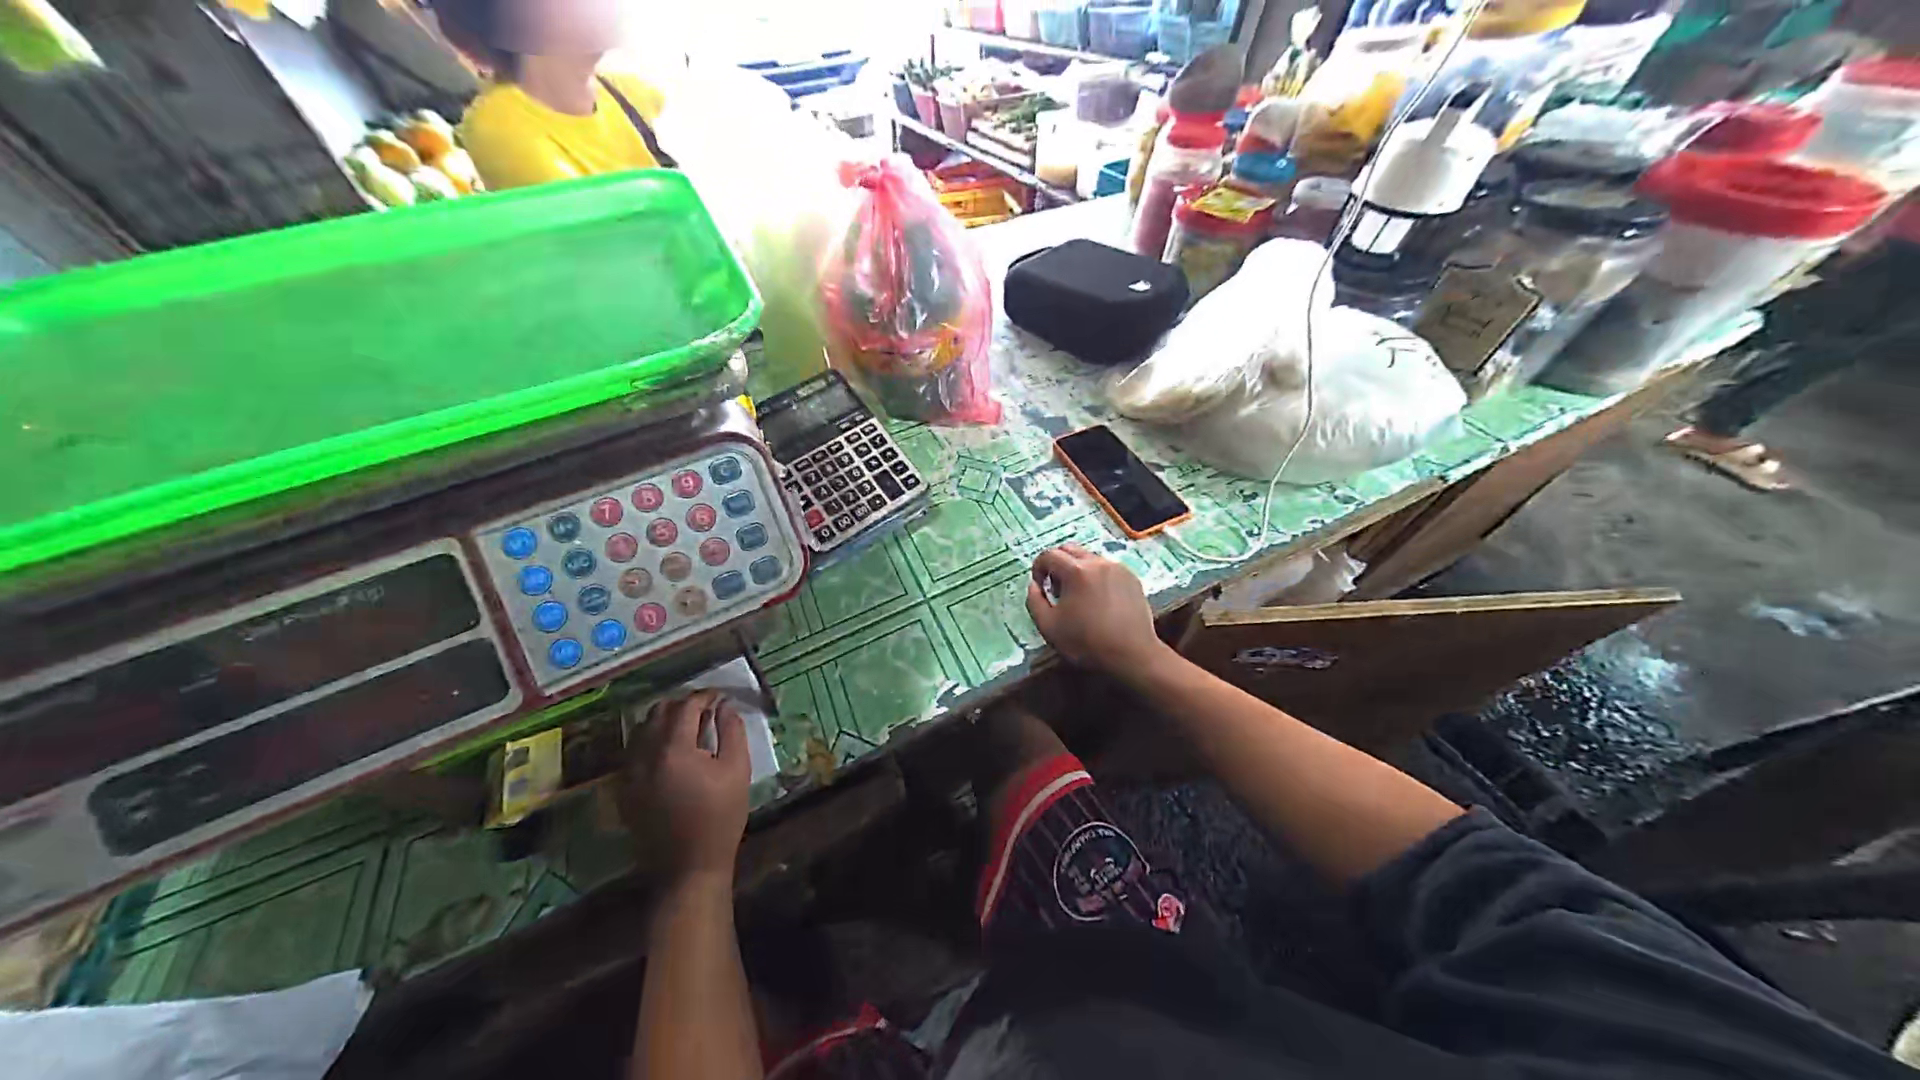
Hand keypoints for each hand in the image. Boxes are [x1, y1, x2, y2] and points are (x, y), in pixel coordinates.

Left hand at [621, 691, 750, 883]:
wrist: (688, 866)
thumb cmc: (720, 817)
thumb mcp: (737, 769)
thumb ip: (731, 731)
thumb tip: (724, 706)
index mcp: (673, 749)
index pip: (685, 706)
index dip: (704, 696)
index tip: (719, 696)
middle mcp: (645, 755)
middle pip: (658, 712)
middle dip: (682, 704)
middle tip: (705, 710)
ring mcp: (630, 773)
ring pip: (642, 729)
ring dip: (664, 720)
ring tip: (688, 727)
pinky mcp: (624, 788)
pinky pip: (634, 751)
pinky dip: (651, 741)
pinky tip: (670, 751)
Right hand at [1025, 545, 1168, 675]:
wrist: (1131, 654)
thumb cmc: (1086, 642)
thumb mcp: (1049, 627)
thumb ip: (1034, 601)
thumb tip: (1034, 584)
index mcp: (1076, 571)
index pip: (1049, 555)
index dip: (1038, 568)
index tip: (1040, 586)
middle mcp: (1098, 562)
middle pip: (1069, 549)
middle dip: (1057, 564)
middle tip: (1056, 588)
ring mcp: (1118, 569)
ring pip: (1090, 558)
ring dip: (1077, 570)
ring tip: (1079, 596)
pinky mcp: (1132, 578)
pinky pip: (1107, 568)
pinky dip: (1096, 576)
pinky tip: (1099, 600)